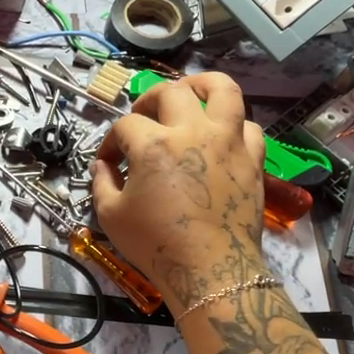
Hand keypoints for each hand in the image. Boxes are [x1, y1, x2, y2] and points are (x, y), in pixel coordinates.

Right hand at [90, 73, 272, 304]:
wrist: (209, 268)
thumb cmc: (155, 243)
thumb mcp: (111, 216)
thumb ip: (101, 185)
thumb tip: (102, 167)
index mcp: (153, 145)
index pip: (125, 125)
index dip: (110, 142)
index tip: (107, 163)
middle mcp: (192, 131)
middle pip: (170, 93)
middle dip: (148, 100)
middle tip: (141, 119)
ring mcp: (228, 141)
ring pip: (222, 89)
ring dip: (201, 85)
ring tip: (190, 93)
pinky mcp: (252, 157)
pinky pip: (248, 125)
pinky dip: (232, 124)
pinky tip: (220, 134)